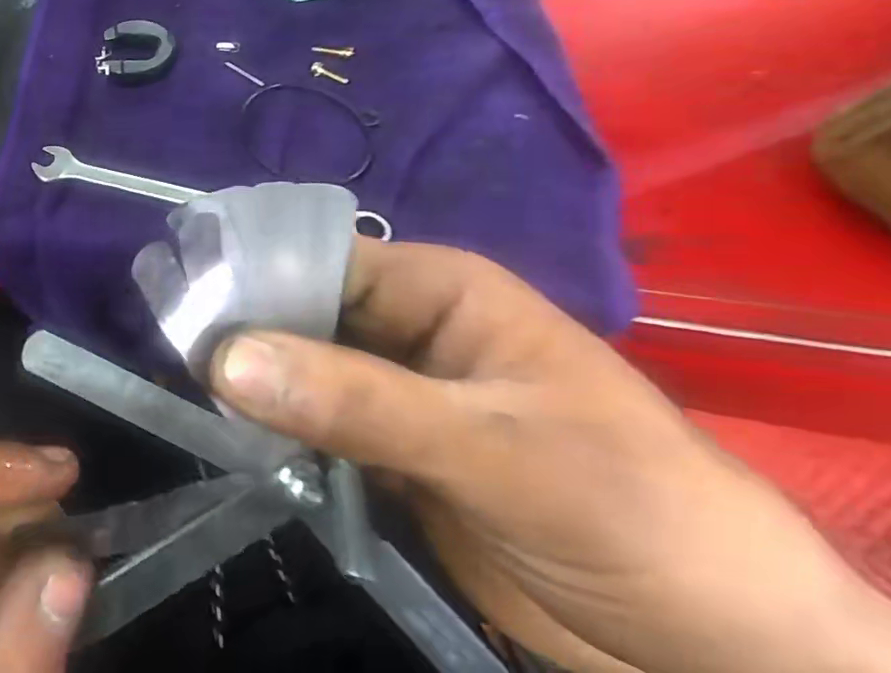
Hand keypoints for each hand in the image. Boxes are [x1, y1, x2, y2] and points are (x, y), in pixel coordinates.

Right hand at [210, 239, 890, 672]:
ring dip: (244, 381)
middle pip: (292, 307)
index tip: (181, 307)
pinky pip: (302, 421)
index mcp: (434, 289)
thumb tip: (225, 359)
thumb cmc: (635, 515)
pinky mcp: (378, 448)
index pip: (314, 256)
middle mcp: (400, 327)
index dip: (247, 273)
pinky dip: (266, 426)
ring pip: (289, 365)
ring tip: (188, 394)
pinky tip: (227, 434)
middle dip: (235, 329)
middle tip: (174, 357)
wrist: (716, 649)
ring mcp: (387, 390)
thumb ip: (361, 403)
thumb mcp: (499, 452)